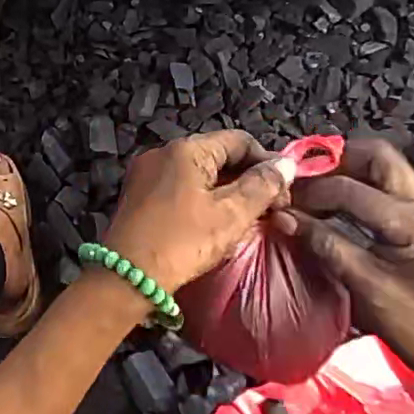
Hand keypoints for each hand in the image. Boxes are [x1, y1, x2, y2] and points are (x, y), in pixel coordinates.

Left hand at [103, 131, 296, 294]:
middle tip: (270, 210)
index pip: (238, 140)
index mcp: (184, 149)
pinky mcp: (138, 192)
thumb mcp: (231, 214)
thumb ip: (261, 186)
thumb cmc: (182, 241)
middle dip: (247, 178)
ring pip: (198, 171)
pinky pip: (179, 185)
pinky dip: (201, 197)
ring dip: (225, 190)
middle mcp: (161, 152)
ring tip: (246, 218)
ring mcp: (146, 172)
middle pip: (217, 154)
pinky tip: (215, 222)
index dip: (266, 163)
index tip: (283, 195)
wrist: (128, 273)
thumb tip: (286, 163)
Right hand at [270, 138, 413, 407]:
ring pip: (385, 168)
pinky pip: (389, 188)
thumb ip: (324, 244)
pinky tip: (335, 207)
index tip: (280, 200)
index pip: (348, 188)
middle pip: (377, 157)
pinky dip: (358, 187)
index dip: (308, 191)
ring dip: (346, 170)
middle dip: (333, 159)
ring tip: (312, 189)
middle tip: (299, 177)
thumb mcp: (365, 287)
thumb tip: (282, 216)